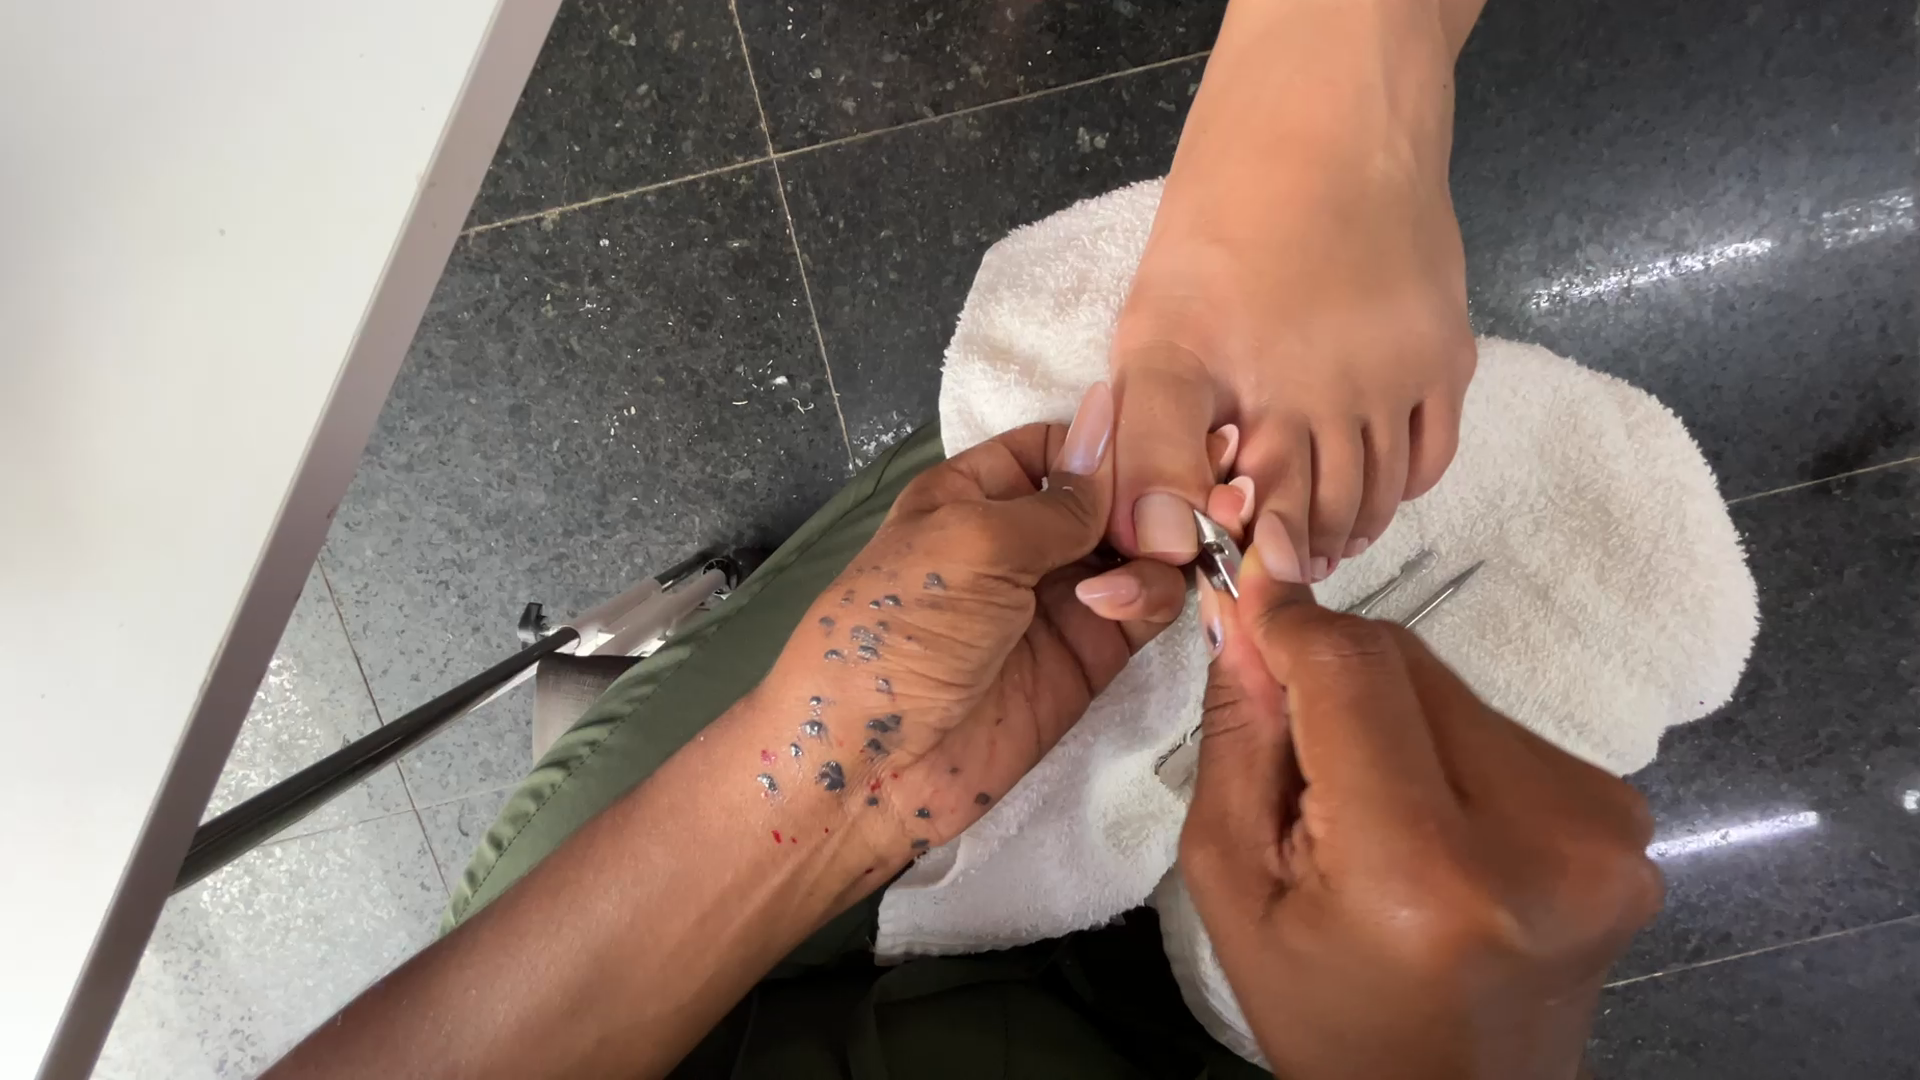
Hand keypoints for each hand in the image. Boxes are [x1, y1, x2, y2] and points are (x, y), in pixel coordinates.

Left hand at [752, 383, 1186, 858]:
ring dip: (1153, 546)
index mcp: (974, 495)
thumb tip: (1106, 416)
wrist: (877, 767)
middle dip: (1146, 493)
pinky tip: (1120, 602)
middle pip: (1106, 496)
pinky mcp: (1089, 654)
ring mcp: (1058, 597)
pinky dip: (1150, 594)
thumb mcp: (970, 544)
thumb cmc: (903, 629)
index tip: (1157, 442)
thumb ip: (1054, 500)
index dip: (1104, 441)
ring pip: (1136, 549)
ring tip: (1152, 557)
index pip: (1055, 447)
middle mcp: (1021, 539)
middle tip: (1190, 497)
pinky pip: (1142, 606)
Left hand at [1108, 0, 1478, 580]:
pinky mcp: (1447, 354)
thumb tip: (1155, 545)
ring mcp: (1407, 381)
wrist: (1321, 123)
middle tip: (1264, 580)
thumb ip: (1150, 446)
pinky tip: (1366, 496)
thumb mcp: (1152, 339)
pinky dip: (1398, 490)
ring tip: (1308, 550)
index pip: (1259, 528)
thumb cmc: (1215, 232)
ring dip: (1339, 532)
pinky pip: (1432, 455)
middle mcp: (1348, 406)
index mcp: (1265, 407)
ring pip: (1379, 497)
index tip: (1223, 584)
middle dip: (1289, 558)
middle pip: (1325, 519)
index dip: (1239, 565)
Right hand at [1180, 533, 1662, 1079]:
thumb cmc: (1316, 1001)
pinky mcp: (1620, 816)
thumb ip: (1236, 735)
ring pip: (1438, 680)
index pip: (1350, 673)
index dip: (1289, 617)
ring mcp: (1604, 824)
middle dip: (1319, 662)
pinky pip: (1482, 717)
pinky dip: (1422, 728)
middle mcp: (1544, 834)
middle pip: (1398, 661)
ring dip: (1370, 699)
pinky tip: (1408, 798)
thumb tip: (1236, 615)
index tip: (1243, 582)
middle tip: (1276, 719)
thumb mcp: (1230, 874)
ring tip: (1347, 783)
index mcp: (1422, 870)